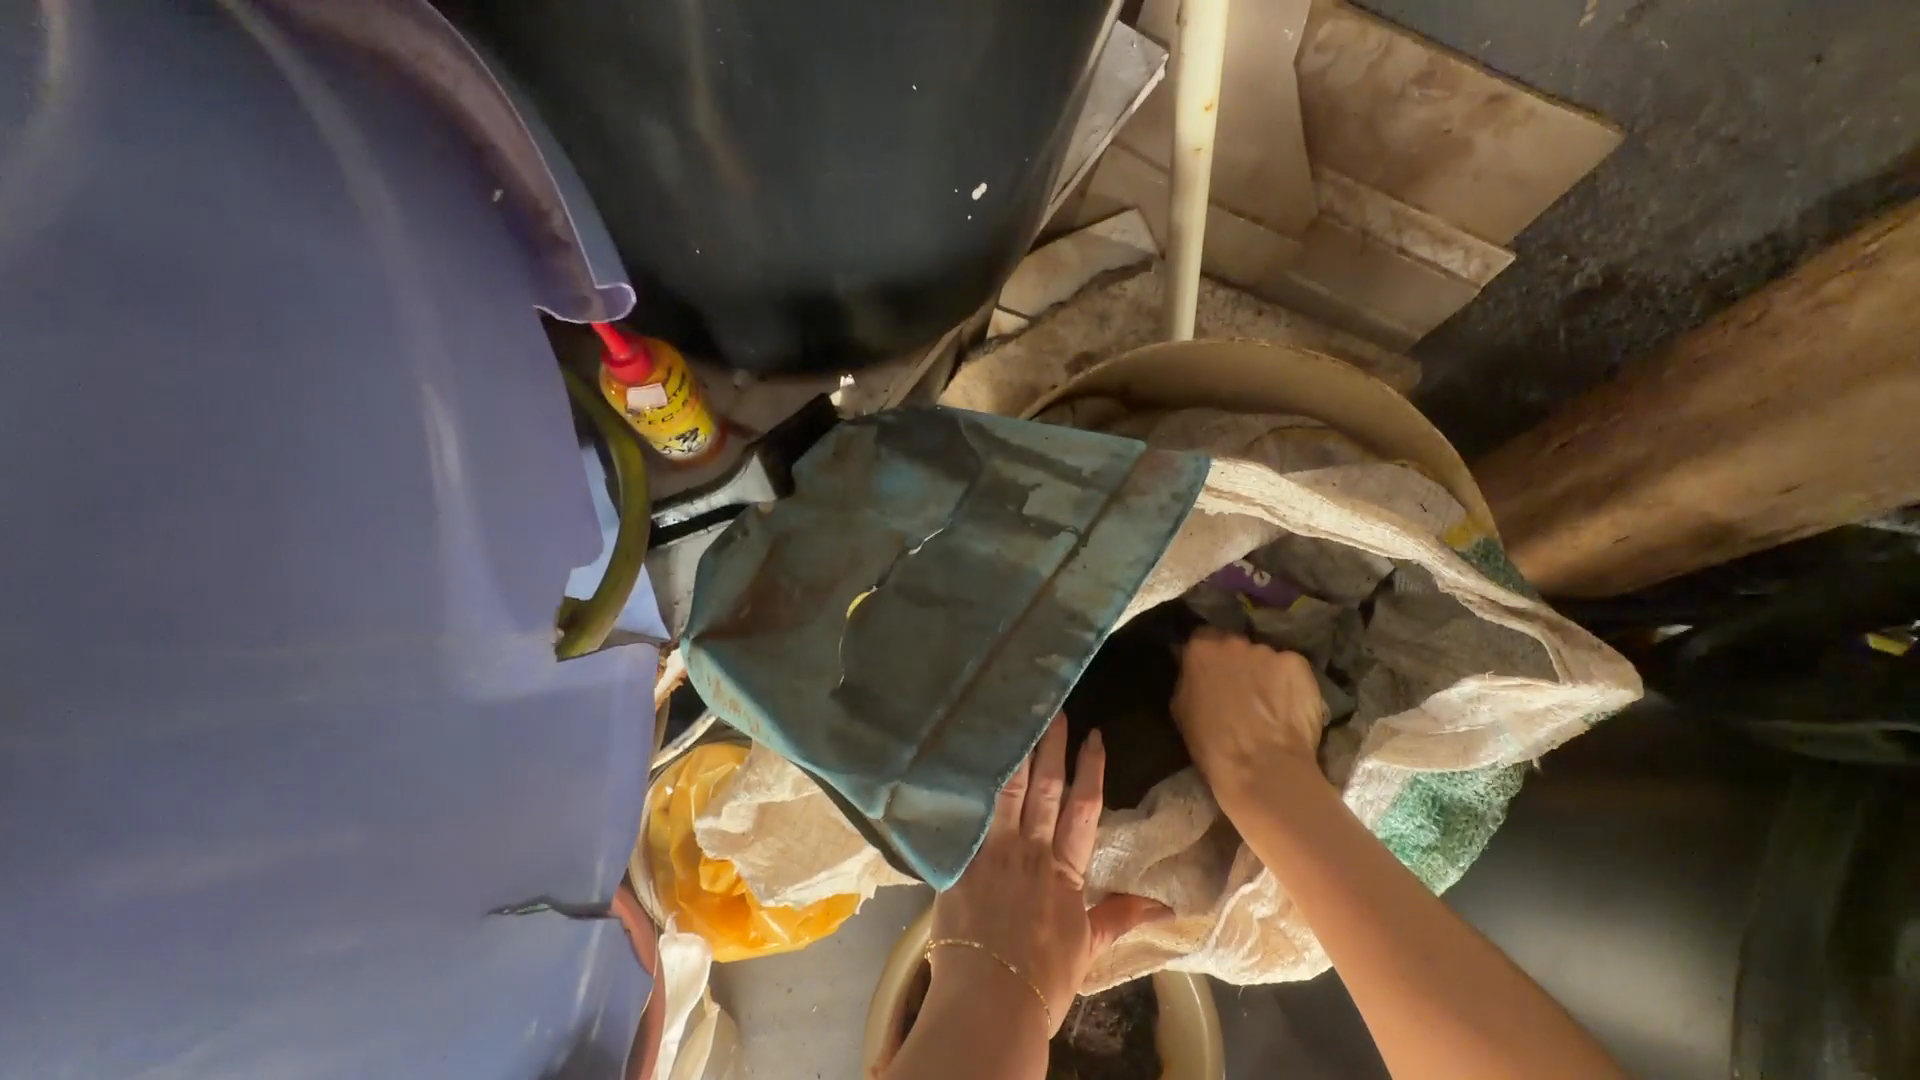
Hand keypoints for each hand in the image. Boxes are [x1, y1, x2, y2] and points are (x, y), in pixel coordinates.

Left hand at [929, 716, 1170, 1034]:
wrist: (991, 999)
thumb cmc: (1044, 979)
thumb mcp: (1089, 947)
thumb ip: (1120, 916)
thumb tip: (1166, 907)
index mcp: (1065, 870)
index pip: (1084, 808)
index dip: (1091, 770)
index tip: (1094, 737)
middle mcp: (1030, 851)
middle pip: (1044, 789)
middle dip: (1052, 748)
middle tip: (1054, 712)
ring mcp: (992, 852)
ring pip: (1006, 791)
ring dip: (1015, 755)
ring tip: (1016, 722)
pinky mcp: (959, 861)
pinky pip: (965, 816)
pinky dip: (968, 788)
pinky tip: (964, 763)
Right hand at [1171, 629, 1329, 810]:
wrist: (1261, 768)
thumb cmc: (1212, 745)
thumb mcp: (1181, 709)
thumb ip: (1189, 679)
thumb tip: (1194, 672)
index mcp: (1200, 649)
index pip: (1202, 638)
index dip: (1208, 656)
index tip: (1211, 672)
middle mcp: (1234, 641)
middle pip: (1236, 645)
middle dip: (1238, 662)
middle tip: (1242, 688)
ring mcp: (1268, 651)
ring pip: (1266, 658)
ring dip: (1265, 673)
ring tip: (1269, 703)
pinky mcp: (1298, 664)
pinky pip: (1291, 669)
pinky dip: (1290, 683)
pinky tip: (1289, 706)